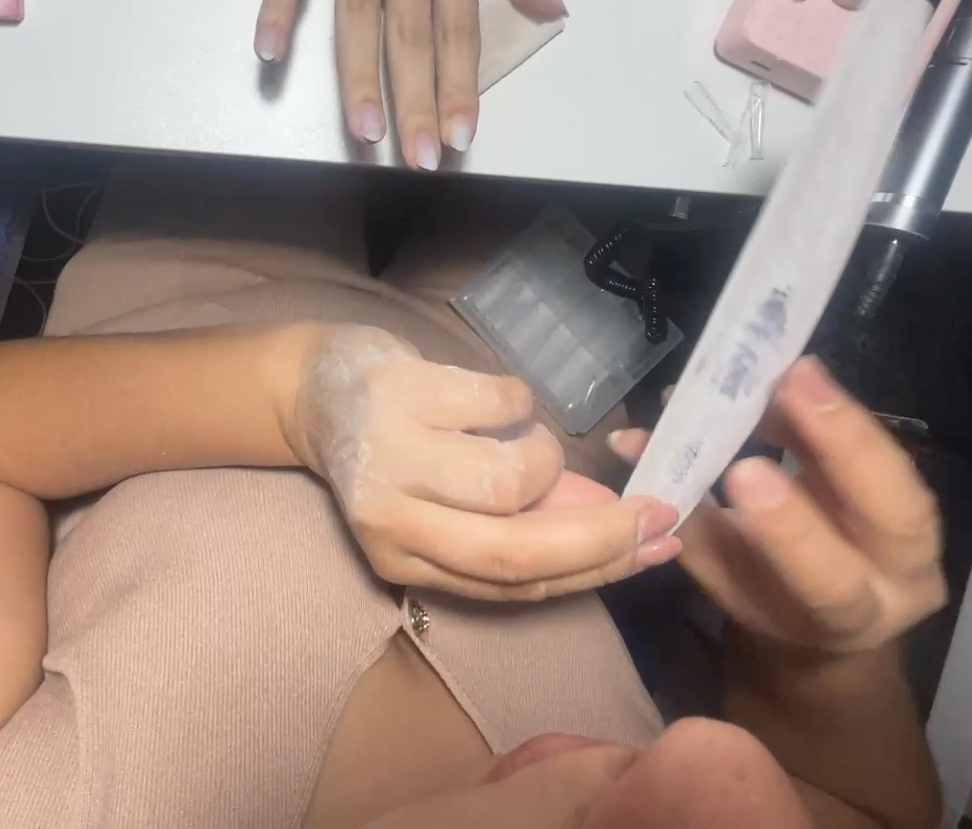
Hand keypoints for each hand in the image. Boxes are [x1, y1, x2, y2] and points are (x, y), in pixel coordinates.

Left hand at [288, 325, 677, 601]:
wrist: (312, 388)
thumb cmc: (389, 446)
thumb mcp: (447, 498)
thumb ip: (522, 517)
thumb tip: (617, 523)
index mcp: (402, 557)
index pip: (513, 584)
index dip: (596, 569)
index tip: (658, 546)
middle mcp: (390, 519)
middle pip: (512, 551)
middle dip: (600, 536)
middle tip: (655, 508)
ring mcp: (390, 456)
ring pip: (507, 479)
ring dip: (544, 456)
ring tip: (526, 437)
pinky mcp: (398, 392)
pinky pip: (497, 402)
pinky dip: (517, 400)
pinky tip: (495, 399)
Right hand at [611, 359, 946, 656]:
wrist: (822, 617)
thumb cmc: (756, 595)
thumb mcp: (715, 572)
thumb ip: (680, 510)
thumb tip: (630, 441)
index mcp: (843, 616)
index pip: (829, 580)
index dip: (791, 527)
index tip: (744, 471)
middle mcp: (900, 578)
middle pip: (897, 516)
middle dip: (843, 443)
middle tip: (790, 382)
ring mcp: (918, 536)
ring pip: (896, 472)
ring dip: (838, 415)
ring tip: (786, 370)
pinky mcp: (907, 492)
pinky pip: (877, 445)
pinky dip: (829, 410)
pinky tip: (787, 381)